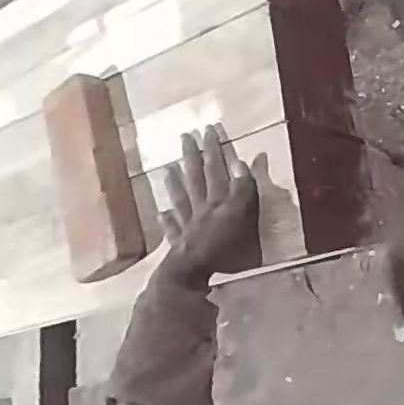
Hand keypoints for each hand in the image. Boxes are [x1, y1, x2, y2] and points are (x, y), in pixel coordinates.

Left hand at [157, 126, 259, 288]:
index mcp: (217, 201)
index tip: (209, 130)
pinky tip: (161, 212)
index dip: (213, 150)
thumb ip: (242, 191)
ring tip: (168, 168)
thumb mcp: (240, 216)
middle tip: (185, 137)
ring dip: (176, 183)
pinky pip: (173, 228)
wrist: (191, 275)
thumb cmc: (223, 248)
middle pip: (195, 178)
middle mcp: (200, 208)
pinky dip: (168, 220)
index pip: (216, 170)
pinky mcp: (180, 245)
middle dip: (192, 157)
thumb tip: (241, 163)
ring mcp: (187, 226)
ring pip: (181, 199)